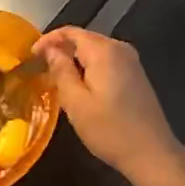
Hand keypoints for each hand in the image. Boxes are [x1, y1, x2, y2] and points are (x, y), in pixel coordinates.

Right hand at [35, 27, 184, 185]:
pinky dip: (90, 68)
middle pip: (84, 39)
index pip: (71, 32)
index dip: (49, 39)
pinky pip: (106, 61)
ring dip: (75, 60)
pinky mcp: (136, 74)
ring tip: (56, 79)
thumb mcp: (77, 103)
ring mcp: (131, 61)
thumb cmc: (110, 130)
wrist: (152, 153)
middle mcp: (120, 48)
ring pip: (95, 51)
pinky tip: (80, 86)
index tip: (31, 55)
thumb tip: (51, 50)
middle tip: (41, 69)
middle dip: (61, 50)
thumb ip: (61, 71)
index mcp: (104, 51)